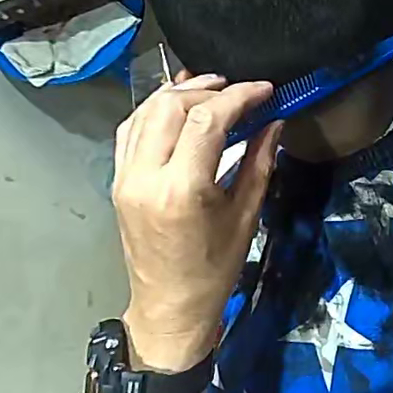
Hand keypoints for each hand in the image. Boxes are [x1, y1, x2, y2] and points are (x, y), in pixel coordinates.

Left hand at [112, 74, 279, 371]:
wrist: (171, 304)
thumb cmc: (215, 268)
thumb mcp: (246, 214)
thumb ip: (259, 162)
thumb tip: (273, 123)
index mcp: (183, 189)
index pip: (206, 120)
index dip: (238, 96)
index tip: (264, 90)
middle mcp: (146, 177)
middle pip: (170, 106)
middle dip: (207, 89)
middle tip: (239, 89)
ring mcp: (125, 177)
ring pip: (144, 112)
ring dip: (179, 93)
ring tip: (211, 87)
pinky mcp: (118, 180)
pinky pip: (131, 130)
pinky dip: (155, 110)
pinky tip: (178, 106)